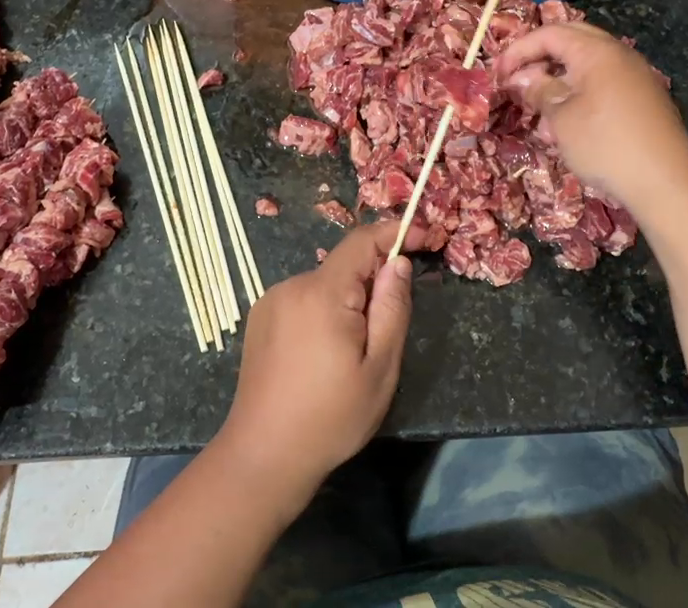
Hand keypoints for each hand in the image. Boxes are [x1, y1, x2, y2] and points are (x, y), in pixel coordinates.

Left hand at [214, 223, 413, 493]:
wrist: (264, 454)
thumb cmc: (331, 417)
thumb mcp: (380, 368)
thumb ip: (392, 308)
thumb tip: (397, 263)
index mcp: (323, 293)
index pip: (362, 241)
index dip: (396, 232)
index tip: (427, 237)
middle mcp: (292, 286)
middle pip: (344, 265)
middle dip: (374, 280)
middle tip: (392, 326)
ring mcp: (271, 302)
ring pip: (325, 285)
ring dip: (349, 300)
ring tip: (354, 353)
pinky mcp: (260, 320)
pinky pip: (304, 300)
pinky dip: (325, 312)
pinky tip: (324, 355)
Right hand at [494, 22, 687, 202]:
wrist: (666, 181)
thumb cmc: (605, 144)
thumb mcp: (561, 119)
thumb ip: (539, 90)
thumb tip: (522, 77)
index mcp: (596, 51)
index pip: (549, 33)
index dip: (518, 50)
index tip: (498, 75)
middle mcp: (618, 54)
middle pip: (571, 40)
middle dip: (540, 56)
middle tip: (518, 79)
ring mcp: (634, 76)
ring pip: (588, 62)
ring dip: (559, 76)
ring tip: (540, 106)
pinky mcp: (643, 98)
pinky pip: (603, 82)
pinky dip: (580, 91)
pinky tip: (569, 122)